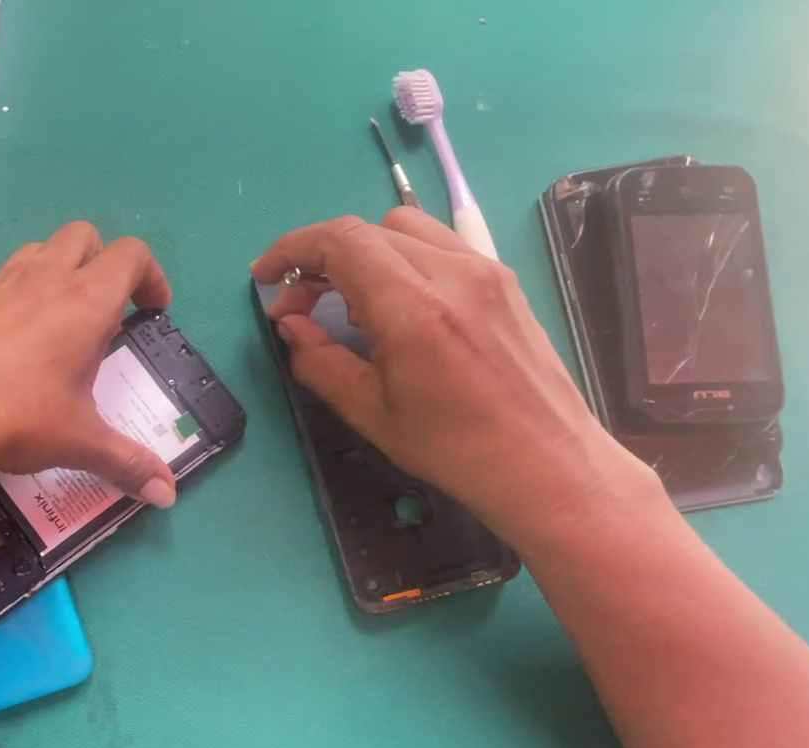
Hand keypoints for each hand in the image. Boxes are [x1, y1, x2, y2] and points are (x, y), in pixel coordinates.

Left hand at [0, 222, 179, 506]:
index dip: (151, 276)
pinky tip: (3, 335)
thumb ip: (127, 463)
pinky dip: (9, 293)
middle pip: (84, 237)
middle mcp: (43, 278)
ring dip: (56, 272)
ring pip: (37, 251)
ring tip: (55, 322)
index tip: (152, 311)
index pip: (132, 256)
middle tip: (104, 313)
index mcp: (86, 301)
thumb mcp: (79, 443)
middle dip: (103, 263)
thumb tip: (167, 495)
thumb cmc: (16, 420)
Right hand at [252, 209, 661, 548]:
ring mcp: (484, 270)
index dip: (293, 249)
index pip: (343, 242)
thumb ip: (319, 360)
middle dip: (319, 259)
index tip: (266, 276)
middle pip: (369, 230)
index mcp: (414, 310)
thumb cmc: (450, 447)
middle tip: (297, 306)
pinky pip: (437, 245)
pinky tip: (391, 306)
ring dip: (360, 254)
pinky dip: (397, 260)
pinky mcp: (500, 279)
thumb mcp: (369, 411)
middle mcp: (453, 274)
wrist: (543, 459)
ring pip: (404, 227)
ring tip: (344, 304)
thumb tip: (289, 323)